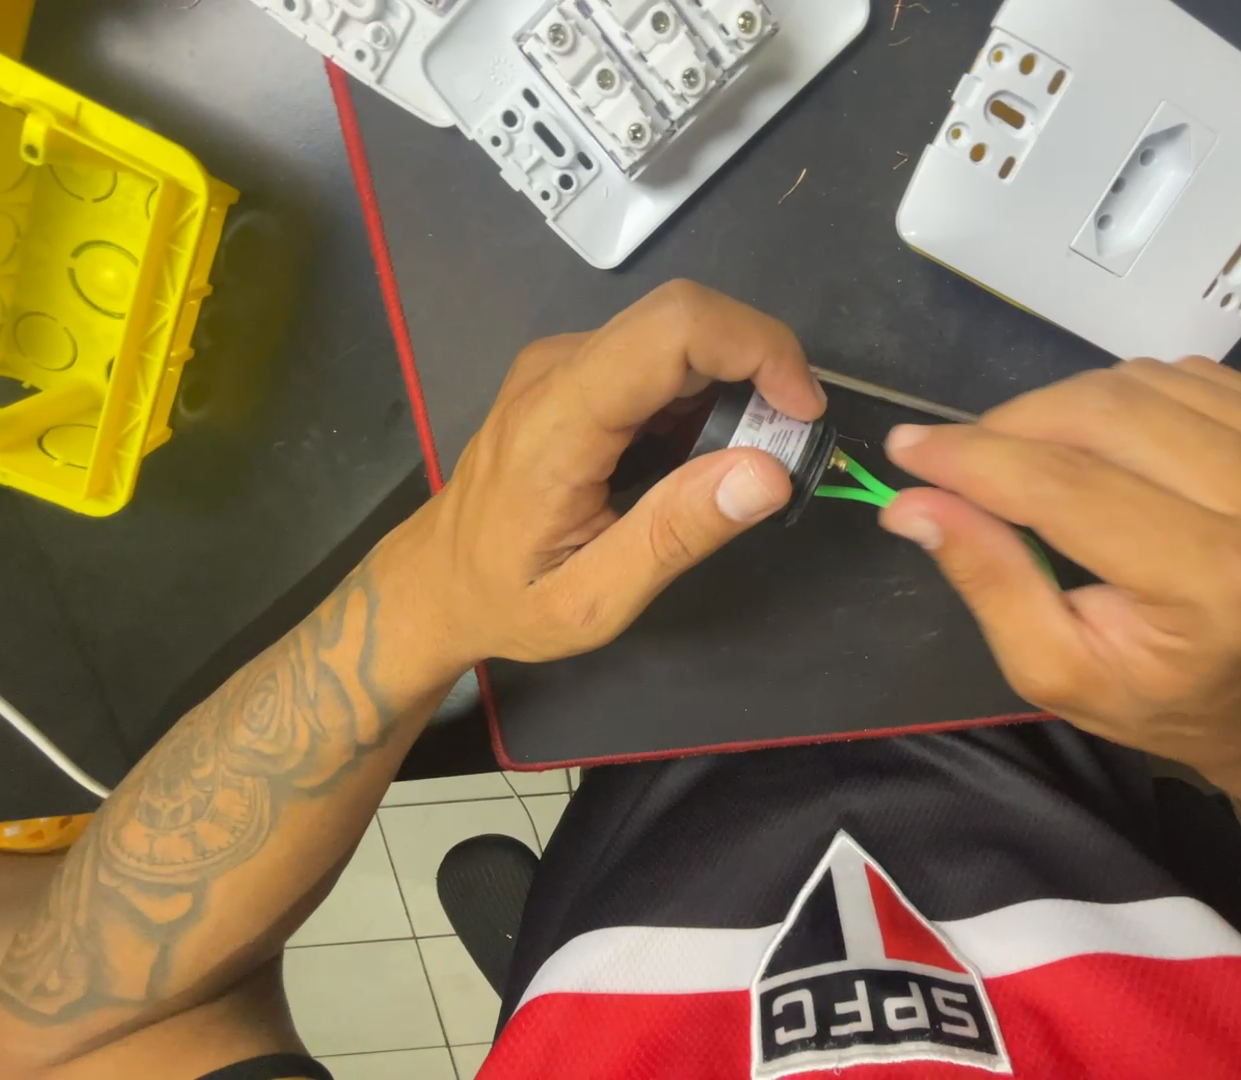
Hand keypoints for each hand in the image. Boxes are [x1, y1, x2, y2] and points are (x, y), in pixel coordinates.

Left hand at [389, 281, 825, 667]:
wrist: (436, 581)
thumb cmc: (507, 597)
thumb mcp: (594, 598)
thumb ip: (677, 534)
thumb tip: (770, 472)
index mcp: (561, 418)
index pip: (673, 328)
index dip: (757, 348)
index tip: (804, 411)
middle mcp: (560, 367)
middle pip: (683, 319)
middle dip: (758, 368)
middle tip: (786, 445)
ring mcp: (563, 365)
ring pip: (676, 337)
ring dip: (734, 388)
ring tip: (741, 466)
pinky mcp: (573, 376)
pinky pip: (657, 361)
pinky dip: (702, 398)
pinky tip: (698, 459)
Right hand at [878, 357, 1240, 792]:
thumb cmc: (1160, 700)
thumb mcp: (1053, 668)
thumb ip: (987, 580)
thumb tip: (910, 506)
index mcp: (1215, 583)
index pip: (1066, 487)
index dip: (973, 459)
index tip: (906, 447)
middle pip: (1102, 415)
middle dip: (1009, 425)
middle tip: (962, 458)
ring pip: (1137, 384)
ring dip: (1057, 408)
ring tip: (1029, 457)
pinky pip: (1181, 377)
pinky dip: (1116, 398)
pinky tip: (1100, 445)